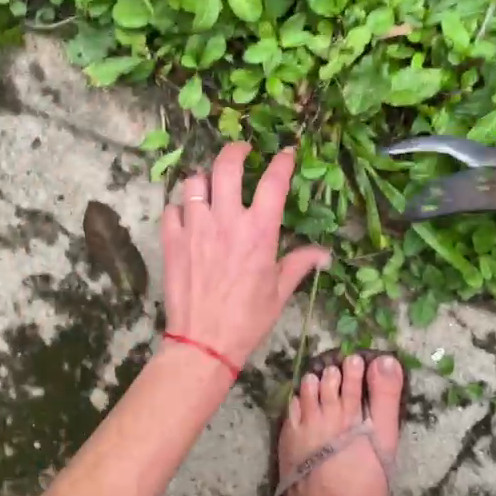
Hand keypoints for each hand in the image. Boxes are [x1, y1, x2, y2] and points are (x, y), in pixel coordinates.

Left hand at [162, 144, 330, 365]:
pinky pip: (171, 209)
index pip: (273, 182)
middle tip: (242, 151)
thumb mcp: (280, 292)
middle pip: (227, 166)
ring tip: (210, 185)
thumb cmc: (247, 319)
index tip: (286, 154)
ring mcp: (195, 227)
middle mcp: (226, 221)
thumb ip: (299, 264)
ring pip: (194, 183)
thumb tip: (324, 254)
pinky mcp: (171, 240)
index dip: (282, 163)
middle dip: (235, 151)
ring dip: (204, 180)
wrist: (203, 343)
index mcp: (259, 231)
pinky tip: (187, 216)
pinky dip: (179, 208)